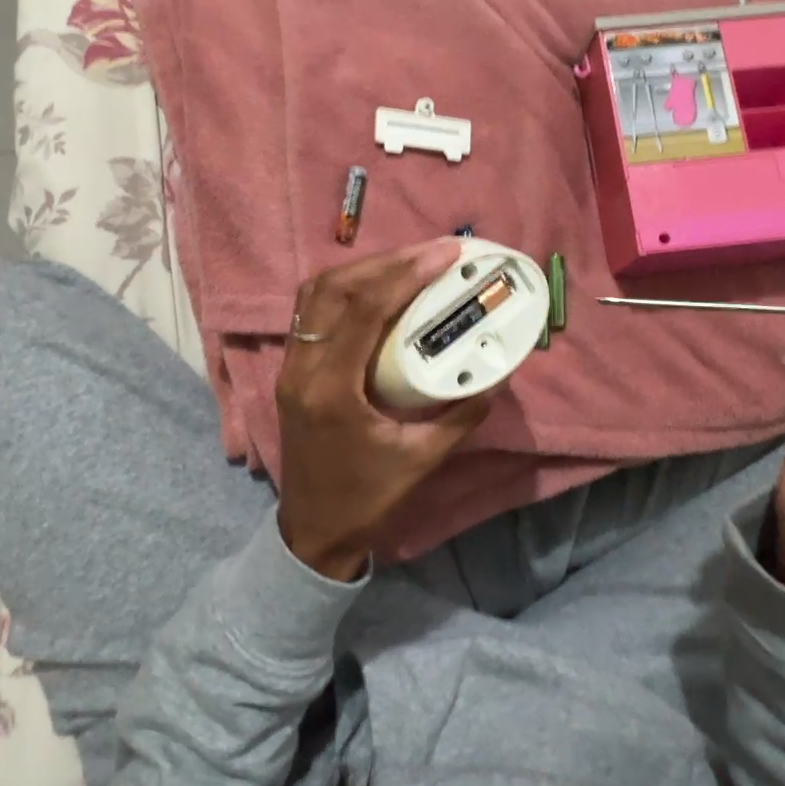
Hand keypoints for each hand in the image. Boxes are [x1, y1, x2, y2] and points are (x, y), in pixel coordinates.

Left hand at [275, 240, 493, 580]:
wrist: (312, 532)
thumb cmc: (366, 500)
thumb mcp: (421, 460)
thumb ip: (459, 415)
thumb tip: (495, 376)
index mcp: (329, 391)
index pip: (362, 312)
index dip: (404, 275)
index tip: (444, 255)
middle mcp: (301, 370)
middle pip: (332, 290)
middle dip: (384, 262)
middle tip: (432, 253)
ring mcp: (289, 368)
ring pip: (315, 296)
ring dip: (361, 271)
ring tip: (408, 263)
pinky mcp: (290, 371)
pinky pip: (311, 314)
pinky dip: (344, 291)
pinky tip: (377, 290)